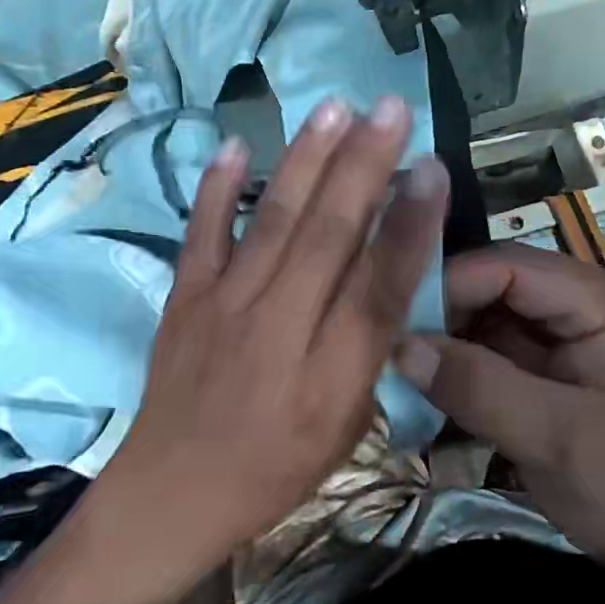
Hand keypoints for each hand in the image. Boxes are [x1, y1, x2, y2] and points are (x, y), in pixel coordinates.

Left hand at [109, 96, 448, 570]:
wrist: (172, 495)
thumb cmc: (276, 468)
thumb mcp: (346, 426)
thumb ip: (371, 350)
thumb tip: (391, 271)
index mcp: (331, 375)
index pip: (379, 289)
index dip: (409, 226)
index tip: (432, 169)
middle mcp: (279, 331)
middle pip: (328, 238)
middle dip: (364, 167)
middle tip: (391, 109)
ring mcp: (224, 309)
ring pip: (273, 223)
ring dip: (306, 161)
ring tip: (335, 108)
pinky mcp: (183, 300)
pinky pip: (201, 235)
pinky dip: (217, 189)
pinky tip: (233, 145)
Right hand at [396, 244, 604, 576]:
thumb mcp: (555, 440)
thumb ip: (480, 388)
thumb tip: (402, 345)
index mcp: (602, 300)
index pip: (510, 265)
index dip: (450, 285)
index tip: (395, 324)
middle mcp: (587, 300)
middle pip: (499, 283)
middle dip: (446, 313)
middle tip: (393, 349)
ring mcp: (573, 331)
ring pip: (495, 314)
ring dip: (452, 339)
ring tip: (403, 367)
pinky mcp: (559, 363)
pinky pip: (502, 347)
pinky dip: (468, 364)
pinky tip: (434, 385)